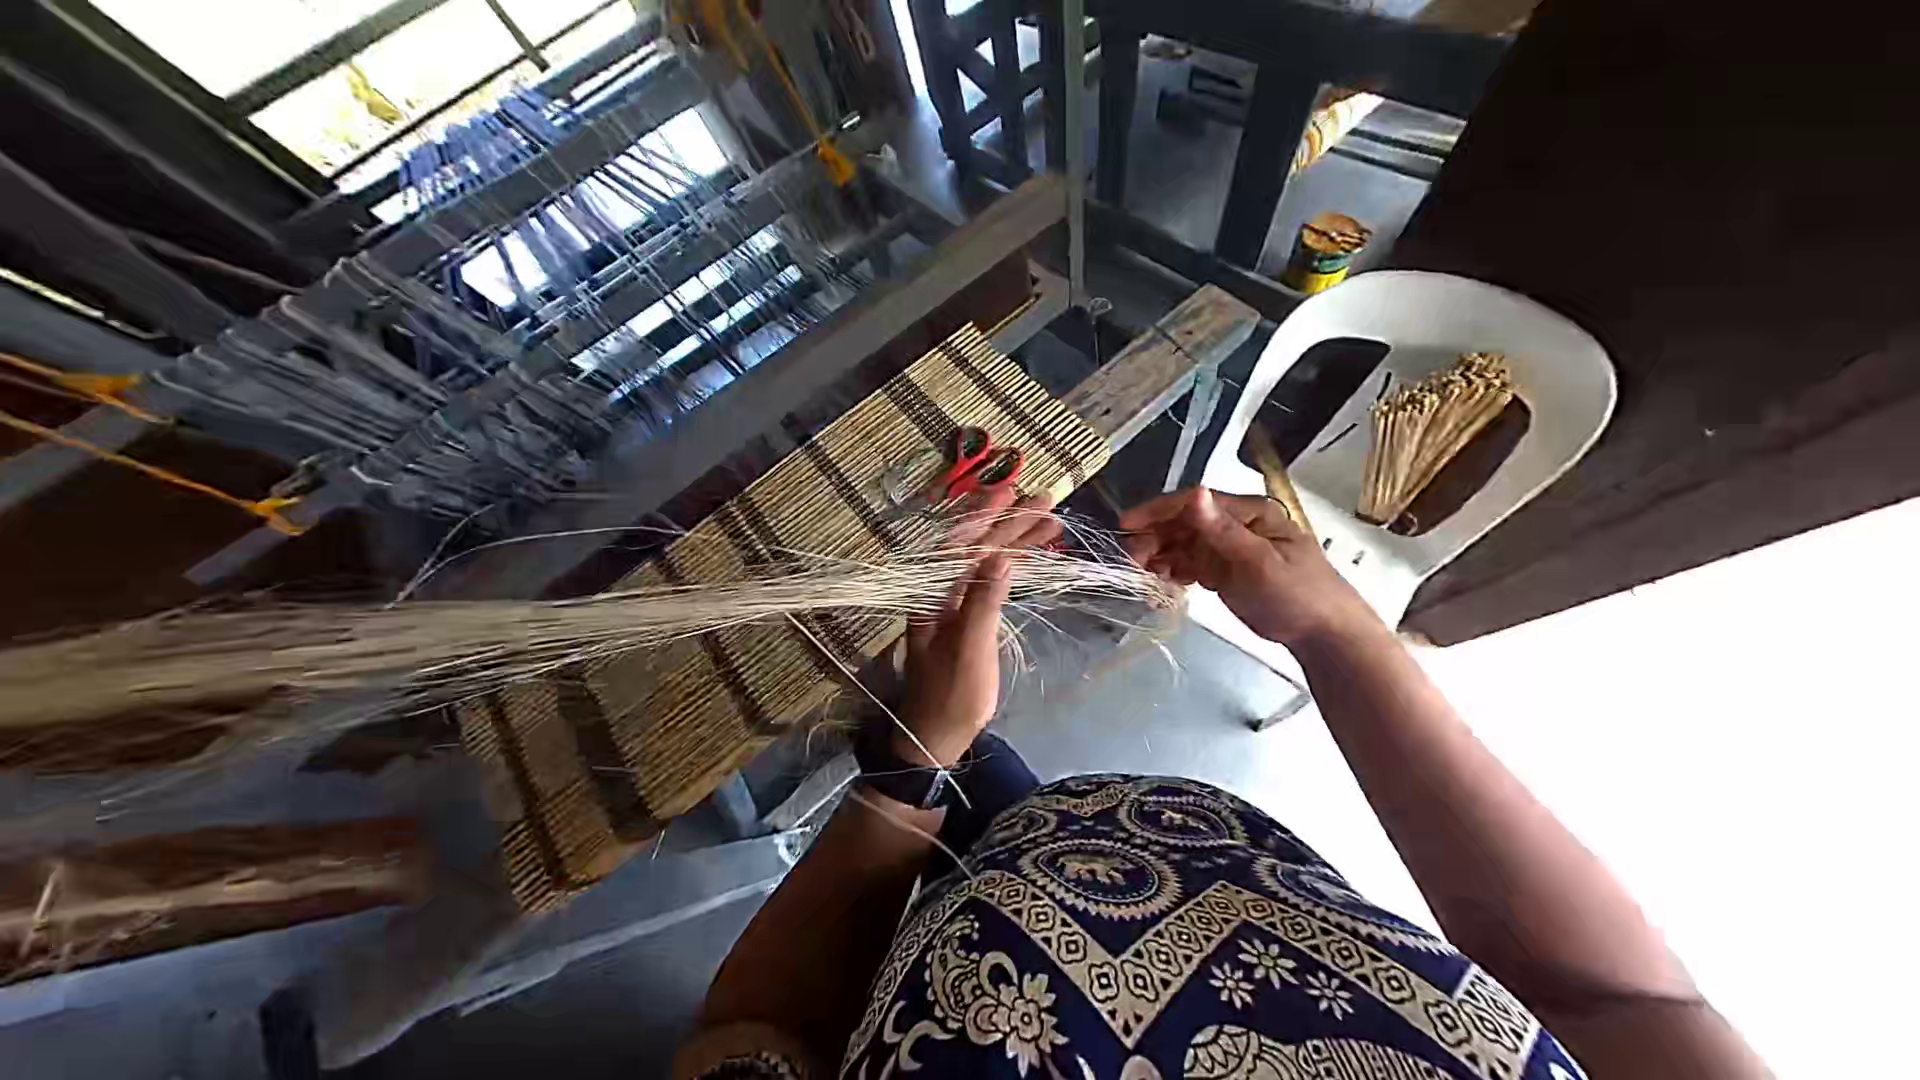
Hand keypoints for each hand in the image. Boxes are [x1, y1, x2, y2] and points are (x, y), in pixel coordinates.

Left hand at [897, 488, 1062, 767]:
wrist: (936, 736)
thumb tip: (1001, 556)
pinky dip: (1012, 566)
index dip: (987, 516)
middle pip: (977, 547)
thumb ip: (983, 601)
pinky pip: (991, 581)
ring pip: (987, 562)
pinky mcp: (969, 619)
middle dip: (1010, 523)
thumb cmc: (951, 696)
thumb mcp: (969, 649)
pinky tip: (1030, 555)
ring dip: (1015, 541)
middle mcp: (941, 592)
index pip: (961, 544)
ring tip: (1050, 521)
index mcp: (933, 594)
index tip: (1013, 493)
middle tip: (1046, 501)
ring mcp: (955, 605)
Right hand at [1120, 487, 1381, 648]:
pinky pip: (1189, 563)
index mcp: (1248, 512)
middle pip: (1183, 523)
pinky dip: (1172, 571)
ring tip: (1143, 574)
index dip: (1156, 511)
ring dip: (1159, 555)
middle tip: (1132, 560)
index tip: (1127, 526)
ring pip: (1182, 543)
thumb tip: (1194, 495)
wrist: (1323, 633)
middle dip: (1153, 537)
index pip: (1193, 503)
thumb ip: (1222, 531)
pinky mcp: (1224, 570)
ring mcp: (1229, 548)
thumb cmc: (1298, 594)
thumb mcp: (1259, 561)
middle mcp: (1235, 525)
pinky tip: (1161, 582)